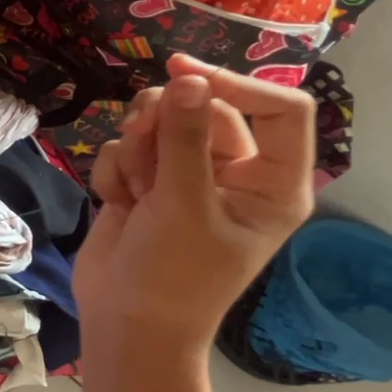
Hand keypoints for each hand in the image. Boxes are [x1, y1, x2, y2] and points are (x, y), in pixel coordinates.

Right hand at [74, 56, 315, 353]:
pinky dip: (113, 170)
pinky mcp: (145, 183)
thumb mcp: (182, 205)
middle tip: (139, 140)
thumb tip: (188, 78)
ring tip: (131, 190)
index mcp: (272, 183)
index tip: (179, 72)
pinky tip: (116, 201)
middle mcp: (234, 174)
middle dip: (161, 122)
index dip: (233, 84)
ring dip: (134, 150)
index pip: (278, 110)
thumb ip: (183, 139)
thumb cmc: (173, 273)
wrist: (125, 319)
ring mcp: (186, 178)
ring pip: (157, 125)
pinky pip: (124, 148)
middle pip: (202, 110)